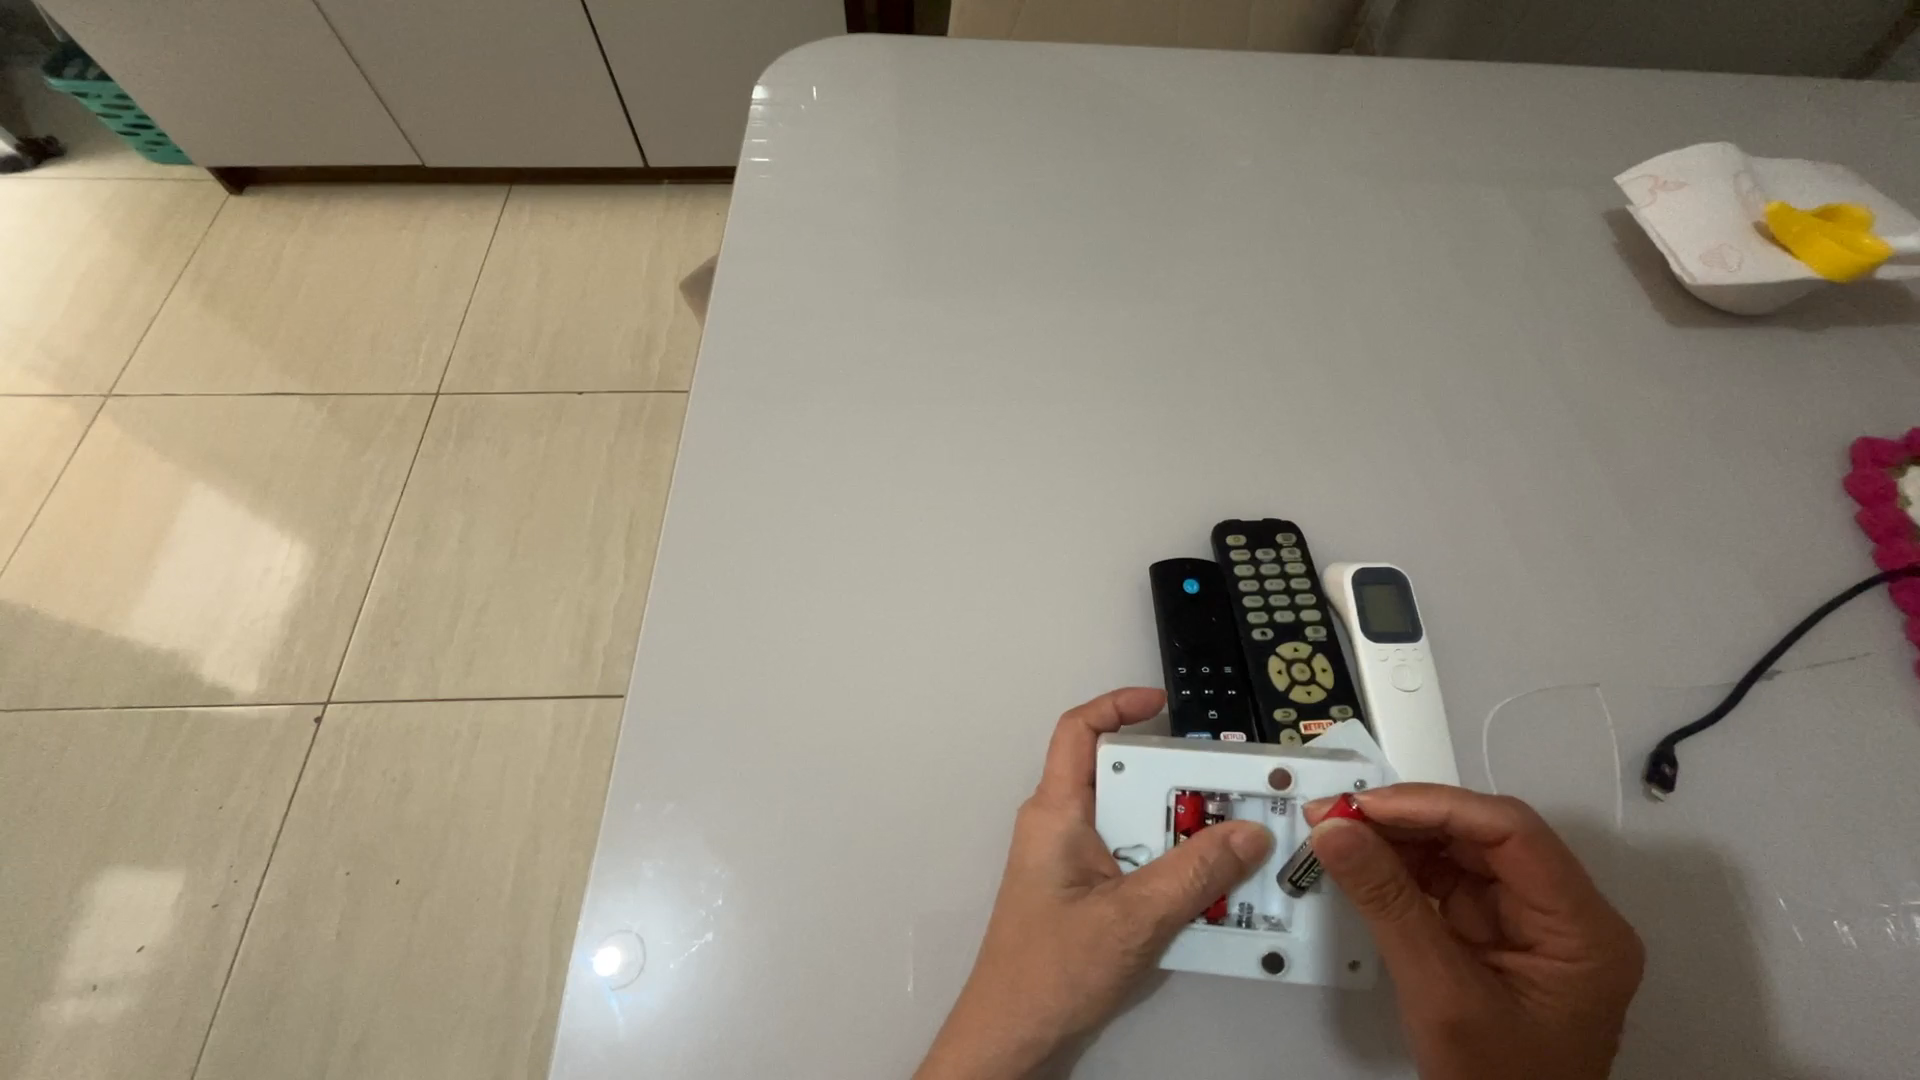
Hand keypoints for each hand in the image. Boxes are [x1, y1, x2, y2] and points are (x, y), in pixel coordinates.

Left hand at [914, 688, 1273, 1079]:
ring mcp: (1067, 856)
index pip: (1078, 730)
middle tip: (1227, 790)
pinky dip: (1165, 859)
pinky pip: (1128, 854)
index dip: (1118, 705)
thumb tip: (1249, 832)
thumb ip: (1195, 873)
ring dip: (1176, 827)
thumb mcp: (1135, 917)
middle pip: (1119, 776)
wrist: (1011, 1031)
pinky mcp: (1079, 886)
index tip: (1163, 704)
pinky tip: (1204, 887)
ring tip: (1229, 840)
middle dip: (1173, 779)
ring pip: (1129, 819)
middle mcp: (1058, 822)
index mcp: (1056, 810)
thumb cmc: (1055, 967)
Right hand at [1305, 784, 1643, 1079]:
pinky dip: (1395, 862)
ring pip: (1456, 845)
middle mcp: (1560, 911)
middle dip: (1404, 817)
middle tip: (1334, 814)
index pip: (1511, 832)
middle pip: (1481, 832)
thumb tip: (1331, 829)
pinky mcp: (1488, 926)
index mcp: (1580, 928)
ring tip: (1336, 832)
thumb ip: (1388, 903)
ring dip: (1393, 835)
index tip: (1362, 807)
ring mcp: (1523, 918)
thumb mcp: (1440, 994)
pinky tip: (1359, 859)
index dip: (1433, 806)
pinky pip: (1440, 873)